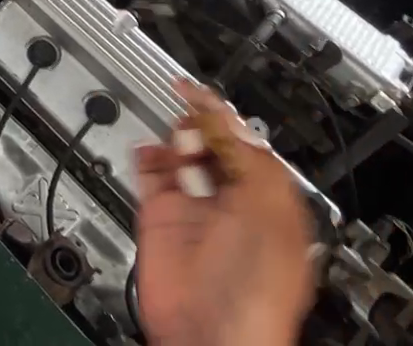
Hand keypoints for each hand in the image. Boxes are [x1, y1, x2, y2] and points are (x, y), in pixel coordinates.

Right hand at [134, 82, 314, 345]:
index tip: (201, 91)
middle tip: (186, 114)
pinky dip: (145, 156)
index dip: (224, 116)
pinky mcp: (160, 216)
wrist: (208, 328)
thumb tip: (231, 125)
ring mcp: (193, 208)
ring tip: (173, 141)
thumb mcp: (266, 214)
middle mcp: (231, 202)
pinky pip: (149, 175)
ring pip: (179, 155)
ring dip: (174, 140)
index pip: (246, 146)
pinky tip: (146, 148)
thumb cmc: (254, 290)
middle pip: (211, 145)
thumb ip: (250, 164)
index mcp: (268, 203)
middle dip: (198, 126)